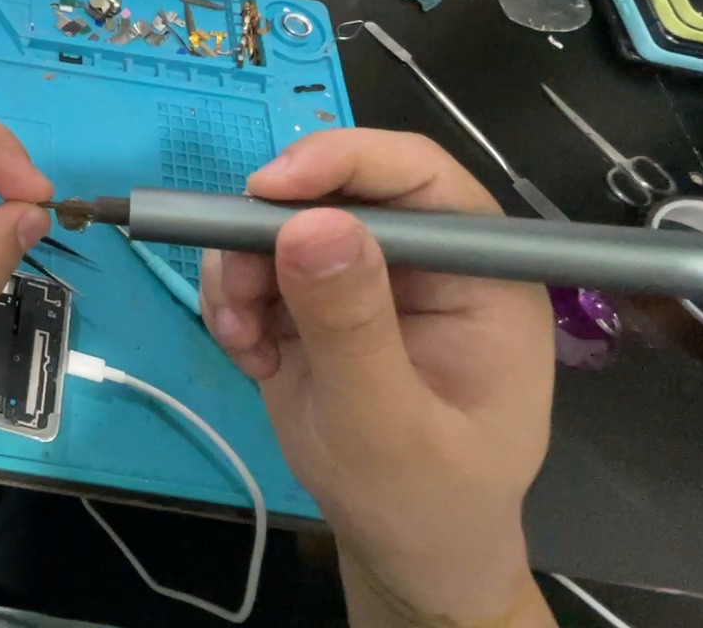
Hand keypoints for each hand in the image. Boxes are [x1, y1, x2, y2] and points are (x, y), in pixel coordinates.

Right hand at [198, 129, 555, 624]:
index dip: (343, 161)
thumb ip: (351, 326)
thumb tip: (308, 225)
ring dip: (236, 276)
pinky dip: (229, 301)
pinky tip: (247, 353)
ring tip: (241, 341)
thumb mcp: (385, 422)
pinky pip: (245, 263)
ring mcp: (354, 276)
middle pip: (324, 192)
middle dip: (263, 236)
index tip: (266, 190)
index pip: (418, 177)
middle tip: (236, 293)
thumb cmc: (419, 496)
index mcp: (473, 275)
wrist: (391, 541)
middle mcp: (413, 260)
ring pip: (269, 225)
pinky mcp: (305, 295)